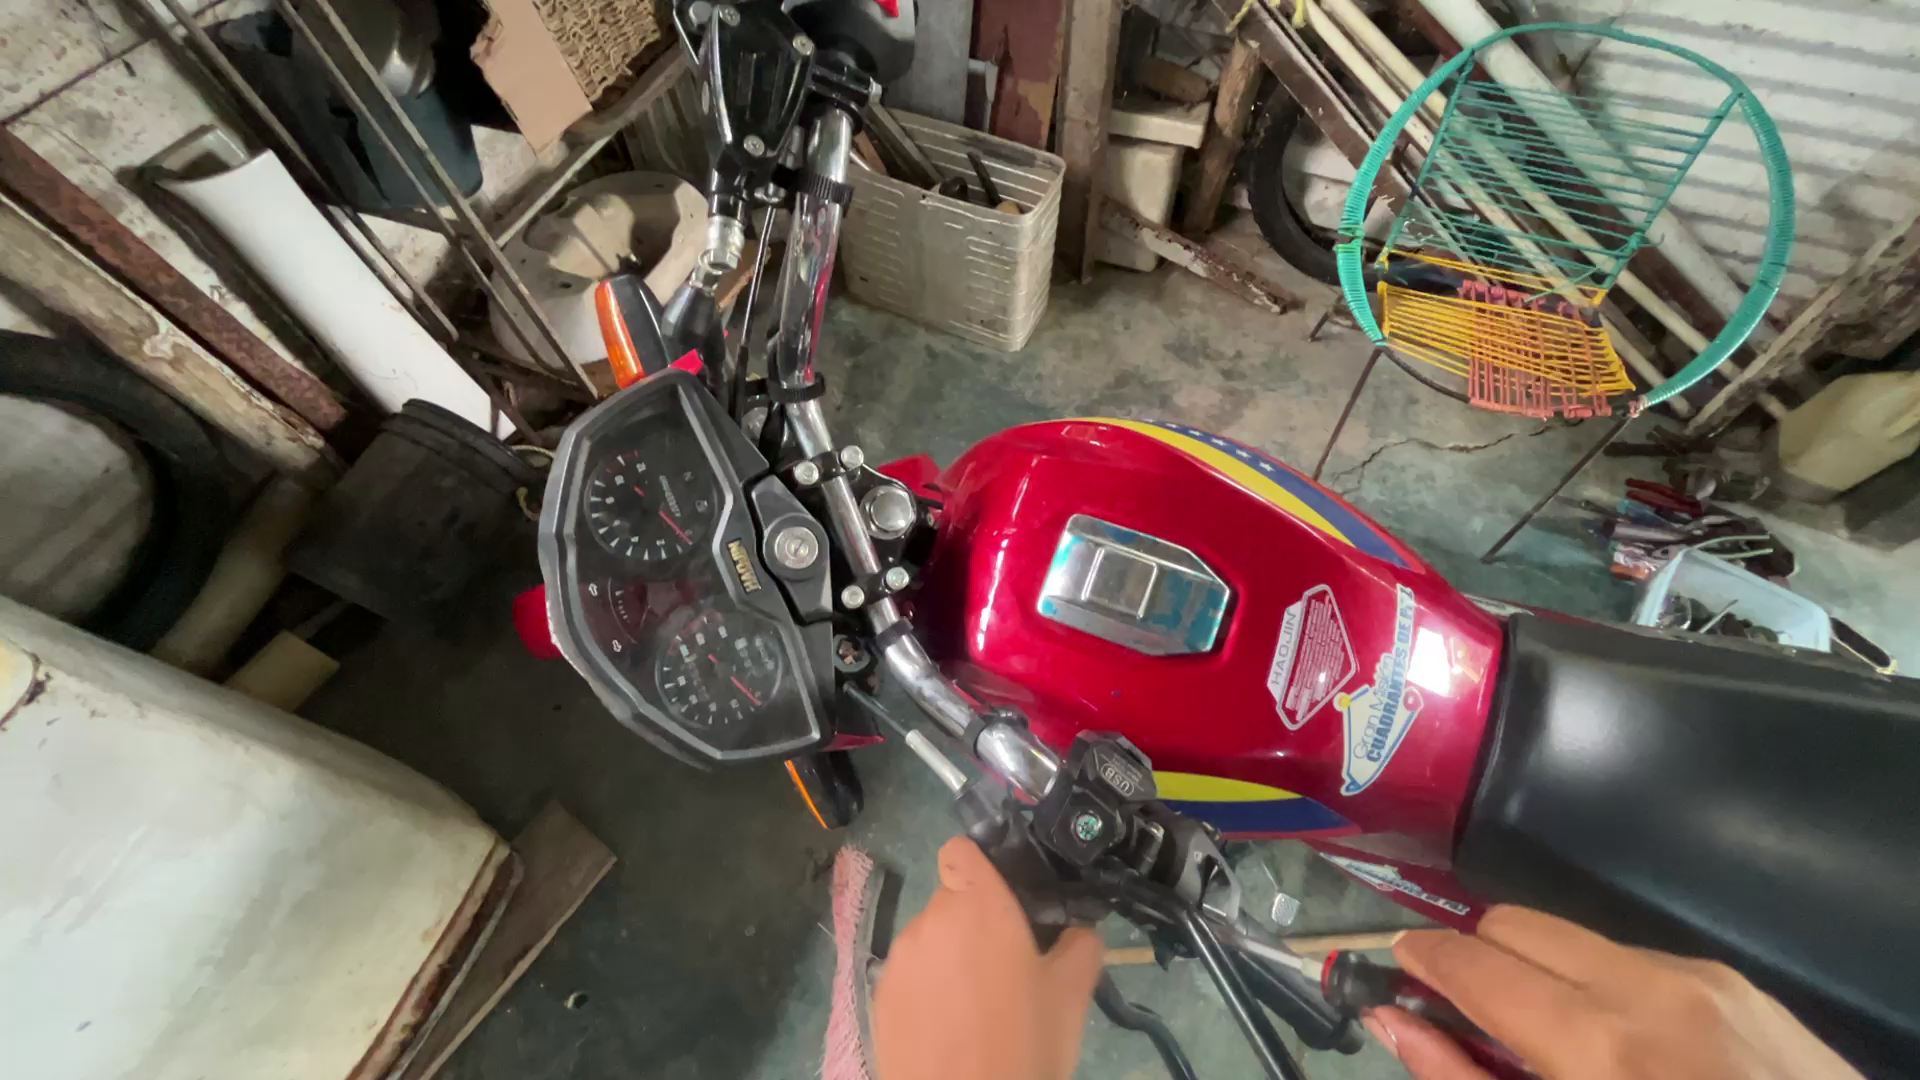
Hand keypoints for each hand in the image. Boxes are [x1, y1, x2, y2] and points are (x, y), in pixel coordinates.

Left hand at [871, 836, 1105, 1079]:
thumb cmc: (1022, 1046)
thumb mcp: (1070, 997)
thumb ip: (1080, 945)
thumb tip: (1080, 926)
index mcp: (980, 904)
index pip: (962, 849)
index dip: (978, 864)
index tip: (998, 895)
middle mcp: (934, 916)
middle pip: (952, 898)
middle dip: (973, 921)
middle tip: (1003, 965)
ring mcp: (901, 954)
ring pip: (930, 935)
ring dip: (949, 953)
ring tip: (974, 1002)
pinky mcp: (880, 991)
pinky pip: (909, 970)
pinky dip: (926, 985)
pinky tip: (946, 1025)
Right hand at [1366, 906, 1862, 1079]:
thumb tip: (1388, 1017)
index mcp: (1604, 1048)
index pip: (1468, 960)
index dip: (1420, 959)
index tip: (1403, 974)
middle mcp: (1651, 990)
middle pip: (1508, 924)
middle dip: (1478, 957)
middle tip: (1479, 1014)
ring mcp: (1705, 981)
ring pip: (1568, 936)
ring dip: (1542, 973)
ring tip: (1564, 1041)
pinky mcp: (1742, 986)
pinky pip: (1631, 957)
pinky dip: (1603, 988)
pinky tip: (1637, 1050)